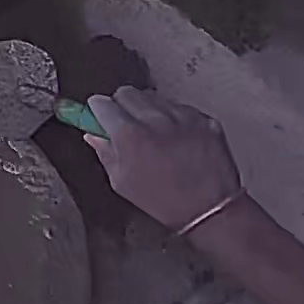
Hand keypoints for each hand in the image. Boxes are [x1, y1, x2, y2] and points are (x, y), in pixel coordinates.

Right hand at [85, 86, 241, 231]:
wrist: (210, 210)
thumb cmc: (162, 200)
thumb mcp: (121, 182)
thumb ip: (105, 152)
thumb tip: (93, 134)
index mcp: (130, 134)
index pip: (102, 103)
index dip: (98, 110)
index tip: (98, 115)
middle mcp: (155, 119)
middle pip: (127, 93)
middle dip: (121, 105)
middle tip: (125, 124)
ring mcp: (182, 116)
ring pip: (153, 97)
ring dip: (147, 110)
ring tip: (153, 133)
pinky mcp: (203, 118)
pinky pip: (179, 107)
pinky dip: (172, 117)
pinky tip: (175, 138)